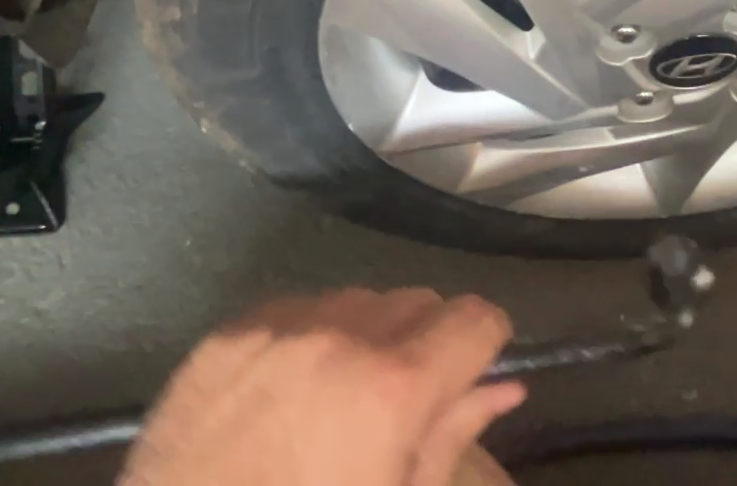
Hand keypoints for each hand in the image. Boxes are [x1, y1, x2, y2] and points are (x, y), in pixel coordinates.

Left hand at [119, 290, 524, 485]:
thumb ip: (454, 436)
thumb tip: (507, 388)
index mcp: (392, 387)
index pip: (476, 318)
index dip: (485, 345)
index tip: (470, 373)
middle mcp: (342, 334)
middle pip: (422, 302)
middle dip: (427, 343)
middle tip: (397, 404)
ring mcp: (280, 326)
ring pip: (363, 300)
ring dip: (370, 335)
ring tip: (336, 397)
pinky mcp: (229, 331)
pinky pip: (301, 306)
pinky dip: (312, 335)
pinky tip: (286, 390)